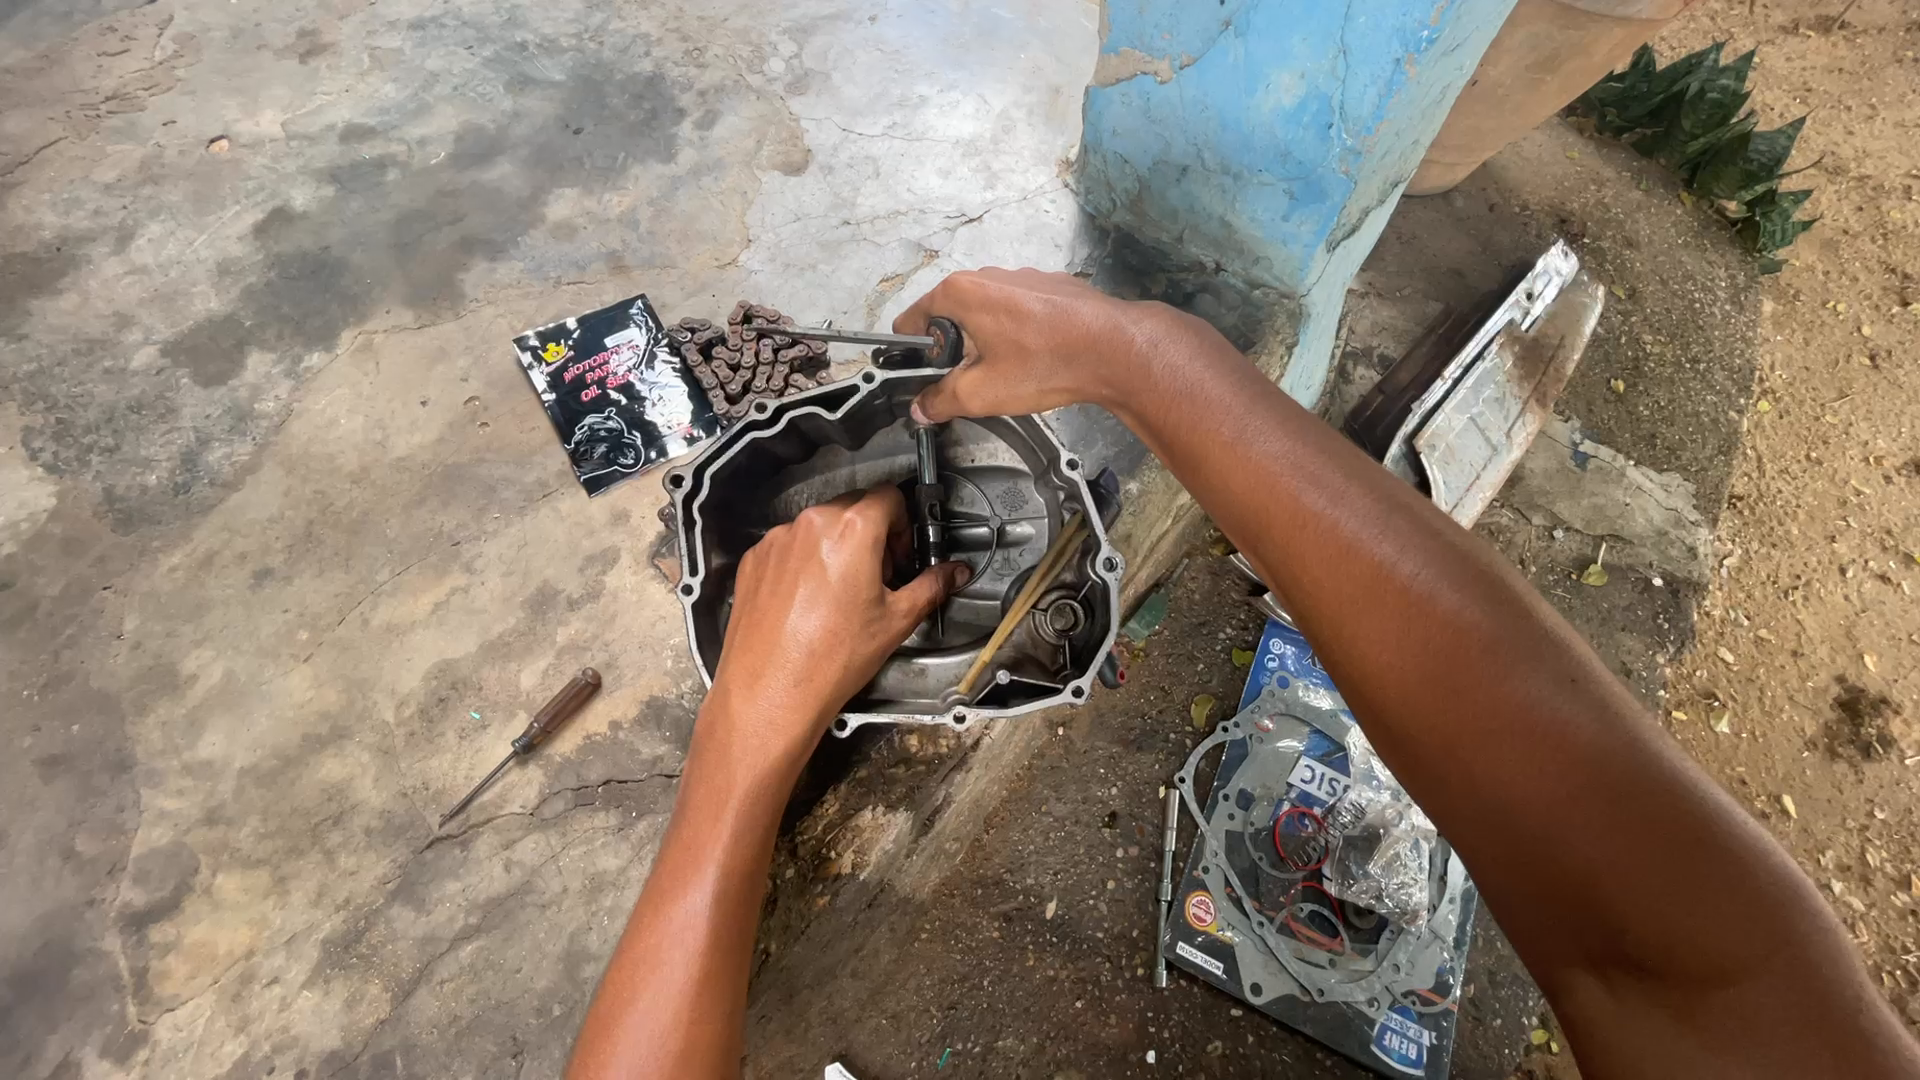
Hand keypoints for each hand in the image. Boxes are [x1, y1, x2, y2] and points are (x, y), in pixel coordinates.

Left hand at [702, 486, 969, 773]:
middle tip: (879, 576)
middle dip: (873, 535)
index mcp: (852, 530)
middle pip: (853, 507)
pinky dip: (805, 562)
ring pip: (819, 526)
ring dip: (838, 547)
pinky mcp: (755, 560)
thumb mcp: (896, 621)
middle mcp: (811, 524)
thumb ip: (931, 586)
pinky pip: (789, 546)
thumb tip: (953, 574)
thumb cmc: (828, 659)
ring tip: (842, 595)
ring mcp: (777, 540)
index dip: (904, 524)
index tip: (902, 553)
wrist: (770, 691)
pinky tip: (811, 602)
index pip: (889, 495)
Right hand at [893, 268, 1178, 422]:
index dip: (910, 350)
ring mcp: (1022, 277)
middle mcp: (987, 275)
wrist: (1114, 349)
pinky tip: (1032, 358)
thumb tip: (919, 409)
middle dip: (948, 347)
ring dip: (982, 340)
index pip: (913, 317)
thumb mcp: (981, 393)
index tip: (917, 375)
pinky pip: (1016, 311)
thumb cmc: (1042, 365)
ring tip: (1001, 372)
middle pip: (948, 313)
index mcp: (960, 293)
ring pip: (985, 312)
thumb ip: (941, 401)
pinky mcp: (1050, 286)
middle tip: (961, 382)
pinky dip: (1013, 333)